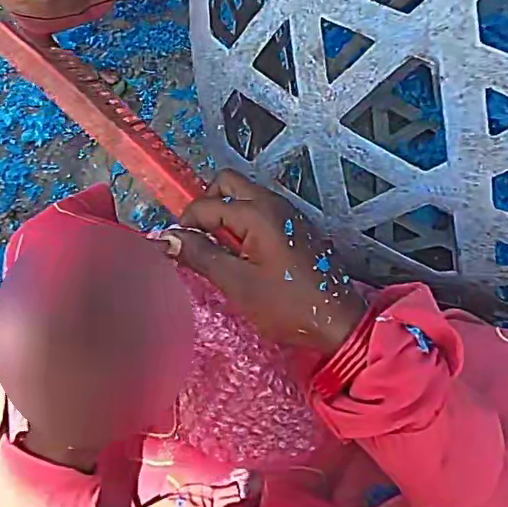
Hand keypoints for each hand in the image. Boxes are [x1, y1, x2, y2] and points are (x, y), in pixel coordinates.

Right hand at [165, 171, 366, 362]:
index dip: (186, 227)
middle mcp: (272, 202)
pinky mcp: (293, 225)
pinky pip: (259, 209)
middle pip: (225, 184)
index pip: (205, 205)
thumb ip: (201, 255)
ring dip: (224, 214)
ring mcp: (286, 212)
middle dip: (205, 207)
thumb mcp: (237, 283)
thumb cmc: (287, 305)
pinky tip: (242, 254)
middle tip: (200, 241)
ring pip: (243, 194)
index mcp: (257, 212)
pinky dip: (242, 222)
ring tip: (219, 251)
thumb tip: (169, 238)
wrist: (339, 322)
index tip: (179, 251)